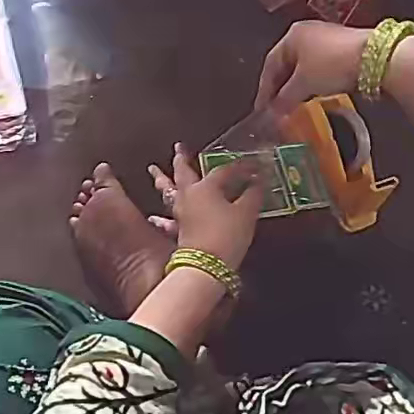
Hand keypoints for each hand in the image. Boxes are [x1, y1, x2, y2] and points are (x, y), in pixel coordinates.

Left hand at [148, 143, 262, 268]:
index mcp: (206, 187)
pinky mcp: (177, 231)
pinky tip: (154, 219)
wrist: (207, 267)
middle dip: (182, 159)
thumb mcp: (246, 213)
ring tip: (153, 171)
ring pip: (169, 192)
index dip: (240, 167)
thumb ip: (253, 194)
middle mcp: (189, 196)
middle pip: (183, 173)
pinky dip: (161, 219)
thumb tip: (259, 181)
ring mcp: (180, 213)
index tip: (253, 164)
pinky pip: (167, 222)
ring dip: (162, 181)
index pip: (224, 170)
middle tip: (178, 147)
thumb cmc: (227, 235)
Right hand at [254, 20, 372, 116]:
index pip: (270, 65)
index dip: (264, 89)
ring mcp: (325, 38)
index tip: (261, 109)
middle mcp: (305, 32)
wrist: (375, 57)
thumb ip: (284, 99)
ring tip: (293, 105)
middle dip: (280, 89)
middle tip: (276, 109)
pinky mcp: (342, 47)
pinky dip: (312, 83)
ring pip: (303, 67)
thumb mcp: (303, 84)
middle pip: (286, 65)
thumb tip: (272, 114)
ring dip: (296, 87)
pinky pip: (318, 67)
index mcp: (291, 36)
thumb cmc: (330, 65)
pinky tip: (313, 95)